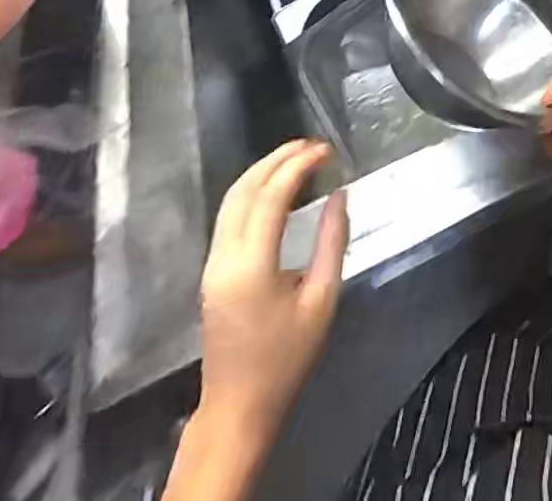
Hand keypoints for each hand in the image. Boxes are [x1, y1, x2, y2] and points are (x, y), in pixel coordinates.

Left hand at [198, 139, 349, 437]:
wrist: (239, 406)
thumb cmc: (287, 358)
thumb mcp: (322, 300)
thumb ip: (332, 242)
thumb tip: (340, 196)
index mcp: (251, 265)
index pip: (271, 197)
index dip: (299, 166)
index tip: (326, 150)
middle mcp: (223, 256)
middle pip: (243, 189)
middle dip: (277, 159)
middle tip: (312, 144)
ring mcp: (211, 262)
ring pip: (230, 199)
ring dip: (262, 171)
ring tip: (296, 155)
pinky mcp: (211, 269)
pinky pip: (228, 215)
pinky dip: (253, 190)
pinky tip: (276, 187)